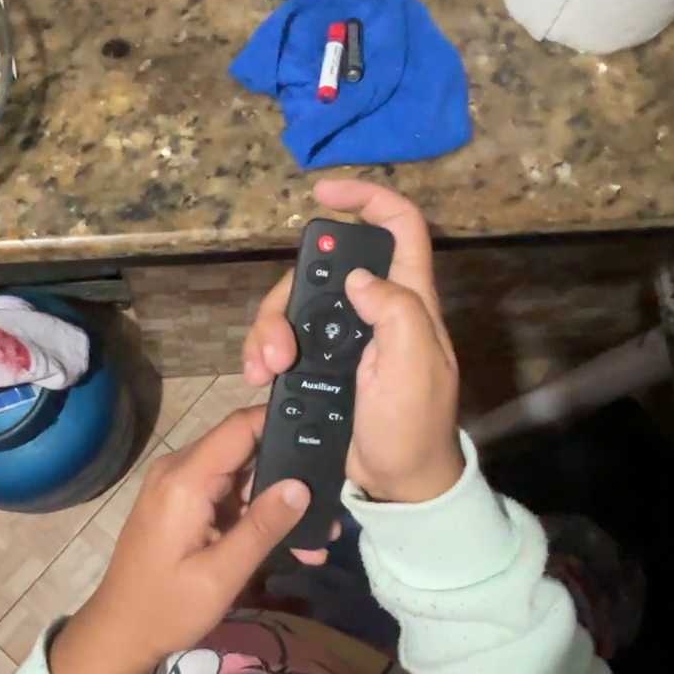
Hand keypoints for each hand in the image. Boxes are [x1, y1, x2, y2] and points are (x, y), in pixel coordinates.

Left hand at [48, 407, 309, 673]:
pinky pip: (225, 495)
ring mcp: (177, 485)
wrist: (118, 633)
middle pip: (244, 448)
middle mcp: (178, 470)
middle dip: (288, 471)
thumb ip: (262, 527)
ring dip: (275, 500)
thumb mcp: (221, 575)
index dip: (282, 421)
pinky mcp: (180, 503)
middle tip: (331, 499)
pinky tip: (289, 542)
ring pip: (240, 474)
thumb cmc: (166, 607)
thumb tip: (302, 485)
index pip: (241, 426)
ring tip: (318, 533)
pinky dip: (254, 514)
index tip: (325, 434)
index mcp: (185, 479)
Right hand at [243, 179, 462, 503]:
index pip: (399, 228)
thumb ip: (395, 309)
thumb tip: (357, 276)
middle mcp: (373, 309)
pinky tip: (259, 375)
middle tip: (278, 344)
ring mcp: (342, 338)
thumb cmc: (412, 423)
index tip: (324, 193)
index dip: (367, 199)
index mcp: (409, 300)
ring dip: (269, 332)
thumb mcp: (414, 363)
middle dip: (288, 293)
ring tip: (266, 369)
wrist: (394, 481)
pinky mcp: (319, 364)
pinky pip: (282, 340)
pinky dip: (263, 352)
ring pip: (294, 306)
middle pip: (321, 269)